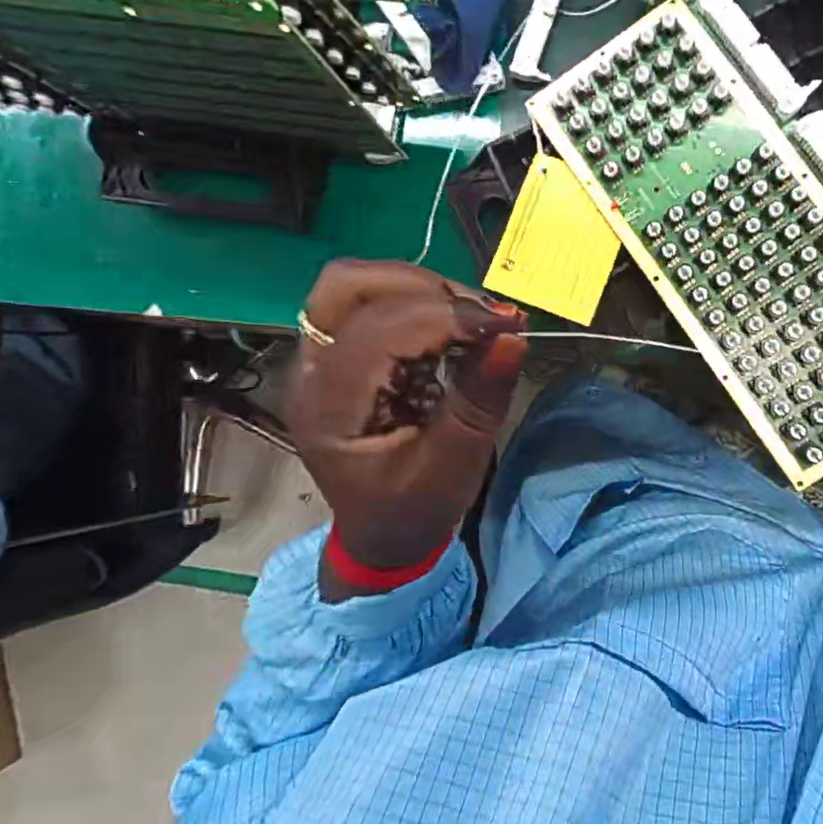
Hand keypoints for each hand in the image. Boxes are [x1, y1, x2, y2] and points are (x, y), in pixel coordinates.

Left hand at [288, 260, 526, 599]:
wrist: (382, 537)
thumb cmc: (412, 511)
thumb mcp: (453, 468)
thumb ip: (478, 401)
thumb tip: (512, 339)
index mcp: (329, 410)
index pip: (380, 333)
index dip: (444, 317)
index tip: (504, 325)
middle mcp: (310, 373)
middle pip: (349, 288)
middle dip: (424, 290)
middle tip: (481, 317)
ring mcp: (318, 361)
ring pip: (353, 286)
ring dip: (417, 289)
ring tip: (469, 317)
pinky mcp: (337, 357)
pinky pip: (365, 304)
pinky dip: (412, 302)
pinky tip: (449, 325)